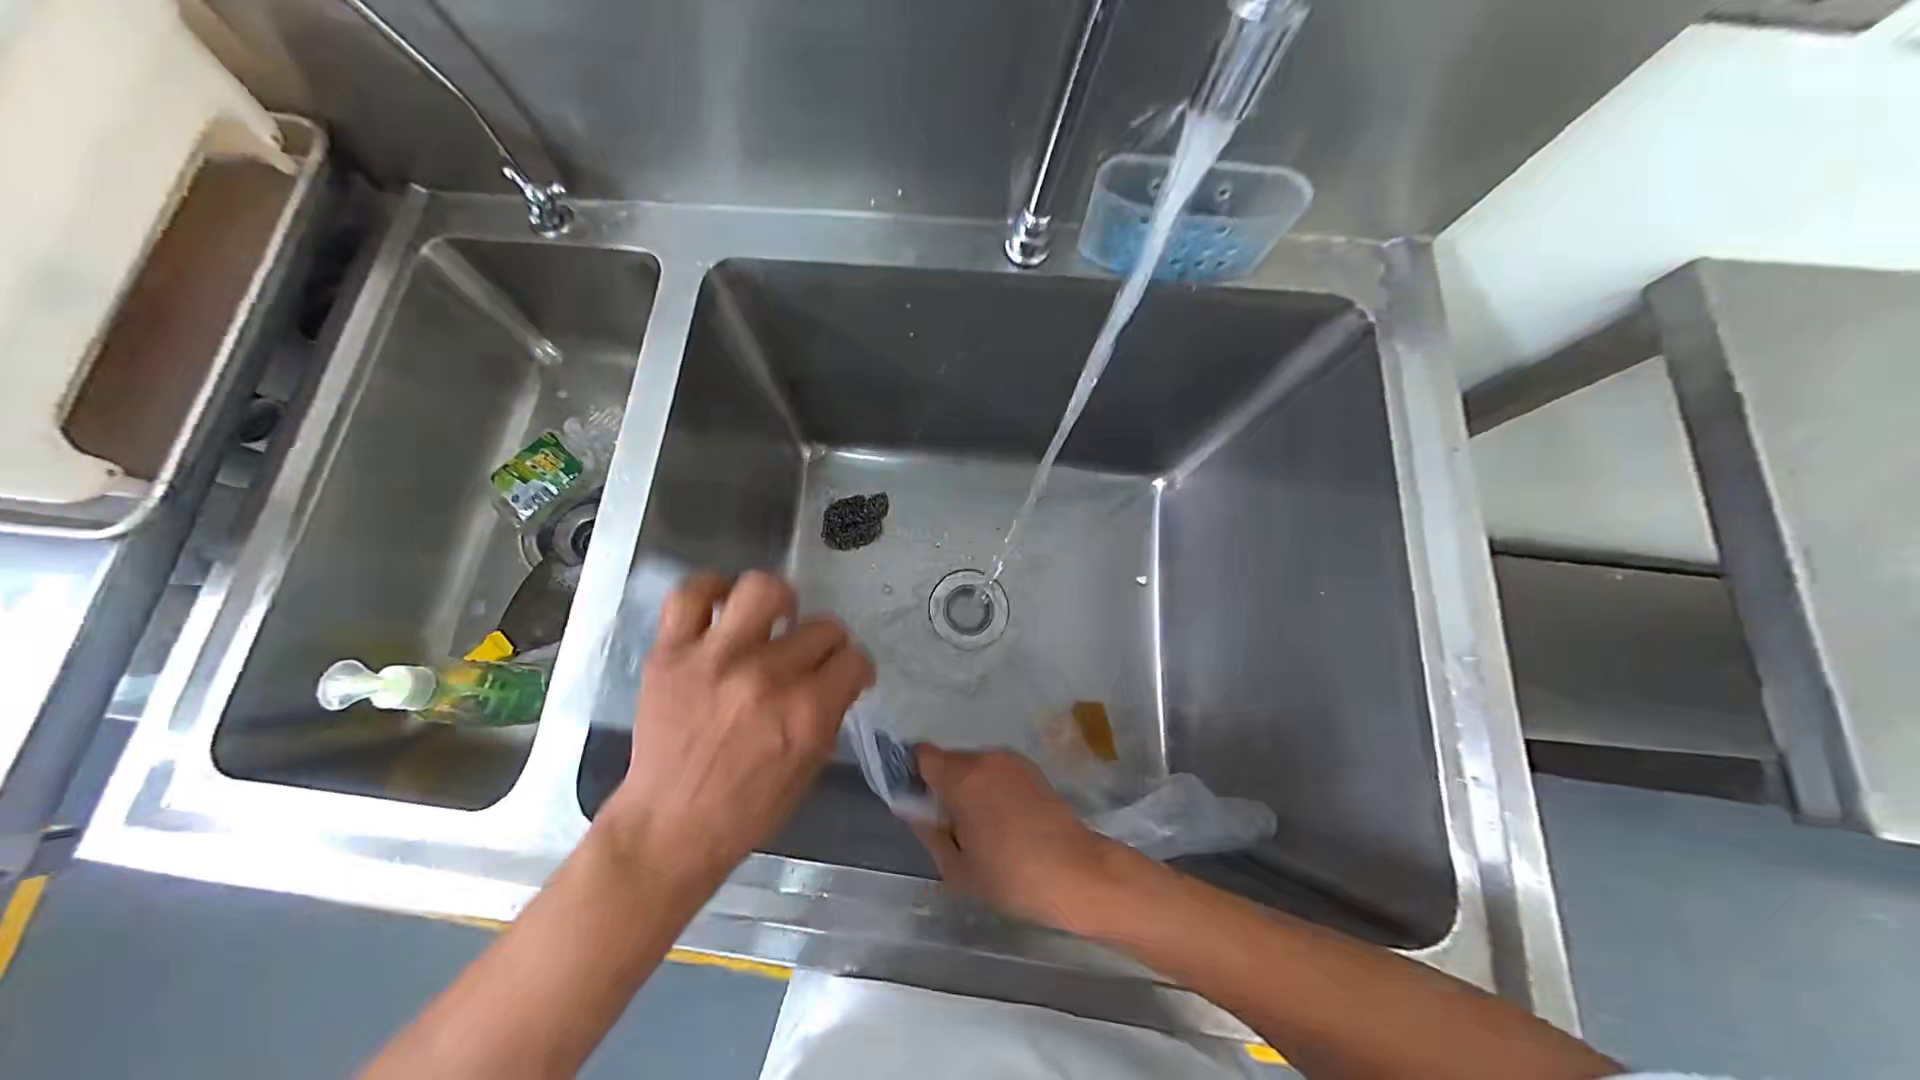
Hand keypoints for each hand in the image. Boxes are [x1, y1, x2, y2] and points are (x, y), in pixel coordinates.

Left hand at [600, 571, 873, 885]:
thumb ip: (830, 713)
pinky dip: (710, 590)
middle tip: (809, 660)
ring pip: (764, 590)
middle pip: (823, 627)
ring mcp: (715, 659)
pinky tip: (723, 608)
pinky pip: (691, 595)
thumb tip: (839, 677)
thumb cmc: (748, 807)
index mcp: (807, 712)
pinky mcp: (671, 653)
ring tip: (773, 621)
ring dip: (780, 602)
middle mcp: (766, 676)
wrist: (670, 826)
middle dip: (827, 645)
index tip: (845, 677)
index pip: (855, 659)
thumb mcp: (810, 766)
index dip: (855, 669)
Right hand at [911, 746, 1144, 931]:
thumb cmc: (1011, 877)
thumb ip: (928, 831)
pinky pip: (997, 772)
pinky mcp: (1033, 770)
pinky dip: (991, 789)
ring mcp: (1013, 761)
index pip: (921, 756)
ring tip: (980, 828)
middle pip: (949, 760)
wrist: (1079, 874)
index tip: (918, 804)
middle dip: (942, 786)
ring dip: (969, 787)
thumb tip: (915, 809)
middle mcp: (986, 758)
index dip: (913, 776)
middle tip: (950, 826)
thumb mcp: (957, 868)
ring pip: (974, 766)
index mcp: (962, 777)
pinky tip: (1003, 822)